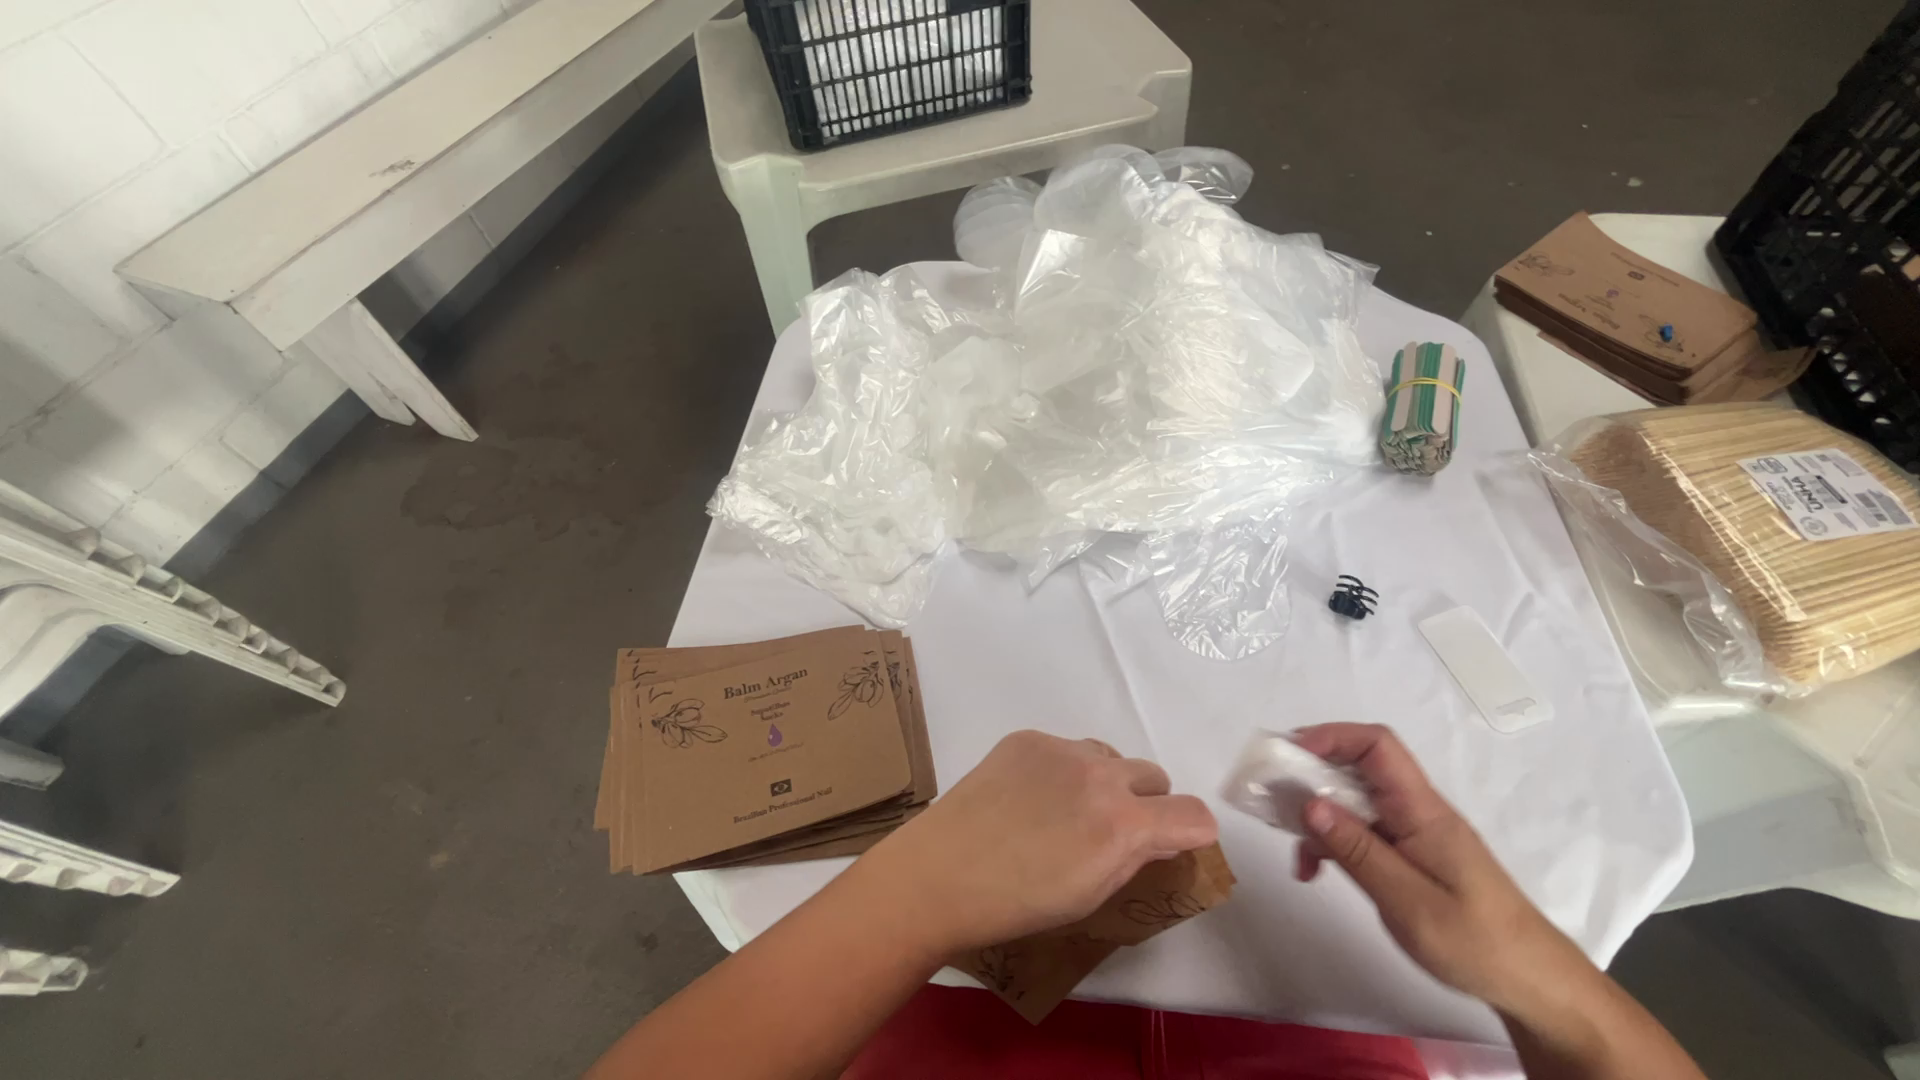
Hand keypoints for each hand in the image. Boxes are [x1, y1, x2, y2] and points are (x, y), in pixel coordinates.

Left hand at [853, 730, 1216, 953]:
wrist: (938, 874)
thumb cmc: (1018, 904)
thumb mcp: (1090, 895)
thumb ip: (1135, 858)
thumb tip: (1162, 837)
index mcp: (1123, 824)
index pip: (1194, 815)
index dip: (1192, 834)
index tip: (1173, 846)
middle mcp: (1101, 775)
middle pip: (1155, 776)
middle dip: (1147, 804)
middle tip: (1110, 832)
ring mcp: (1061, 749)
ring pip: (1109, 757)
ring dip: (1105, 781)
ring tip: (1065, 812)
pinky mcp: (1027, 737)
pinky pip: (1066, 748)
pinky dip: (1062, 770)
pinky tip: (1027, 798)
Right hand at [1291, 723, 1588, 1013]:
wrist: (1533, 984)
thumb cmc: (1476, 941)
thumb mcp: (1408, 902)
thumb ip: (1357, 851)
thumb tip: (1309, 802)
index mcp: (1421, 810)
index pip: (1377, 745)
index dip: (1331, 736)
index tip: (1289, 754)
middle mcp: (1415, 810)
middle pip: (1356, 767)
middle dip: (1309, 773)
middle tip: (1270, 796)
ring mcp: (1411, 832)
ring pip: (1351, 800)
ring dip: (1314, 815)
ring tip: (1289, 844)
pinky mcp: (1407, 854)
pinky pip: (1359, 831)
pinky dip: (1330, 843)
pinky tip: (1312, 871)